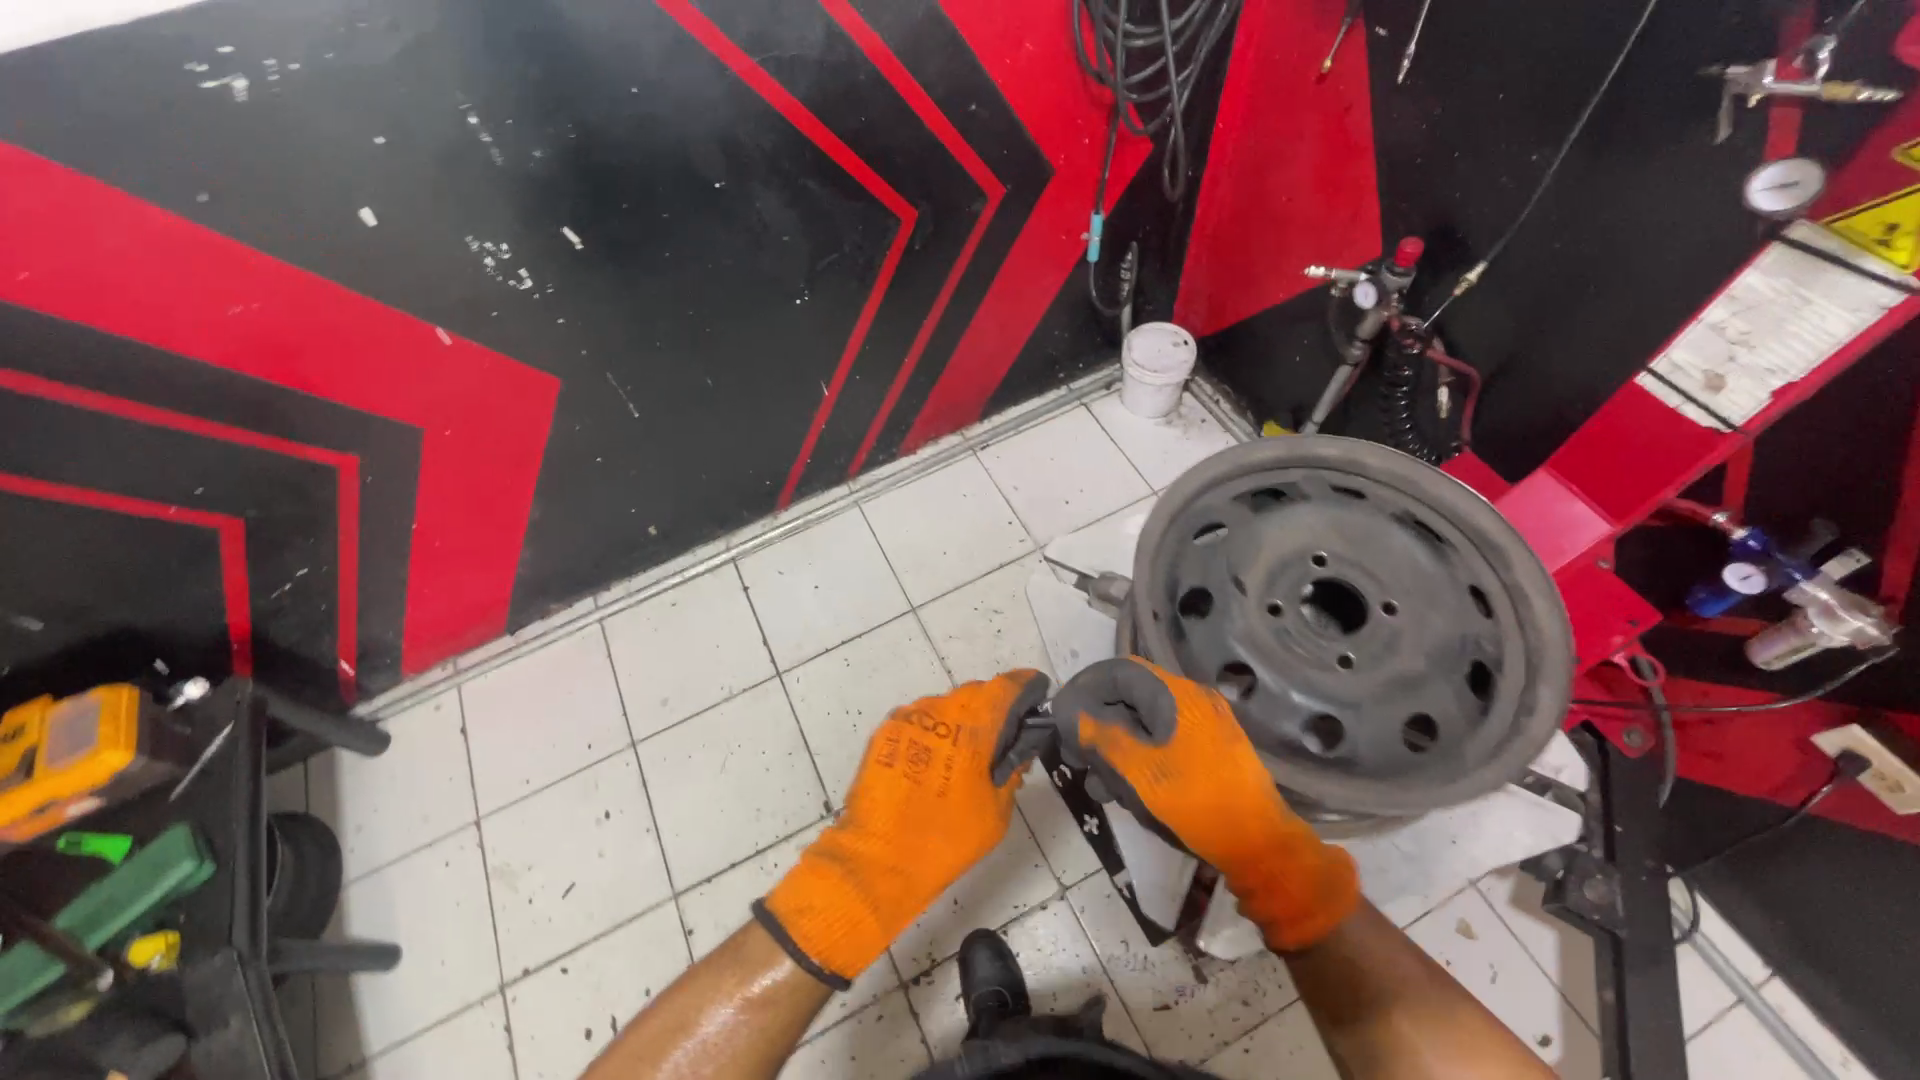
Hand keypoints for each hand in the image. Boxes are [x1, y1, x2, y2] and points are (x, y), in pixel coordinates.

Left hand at [755, 670, 1050, 985]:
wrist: (879, 859)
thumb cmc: (946, 838)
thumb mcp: (997, 810)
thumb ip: (1011, 769)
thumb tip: (1017, 749)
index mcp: (972, 723)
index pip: (1007, 686)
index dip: (1026, 687)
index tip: (1037, 696)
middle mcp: (939, 708)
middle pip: (975, 694)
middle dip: (994, 709)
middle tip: (1004, 739)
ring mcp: (907, 718)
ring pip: (945, 706)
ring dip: (961, 722)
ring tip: (967, 757)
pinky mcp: (883, 733)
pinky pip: (920, 722)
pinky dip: (935, 733)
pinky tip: (936, 763)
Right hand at [1050, 657, 1359, 950]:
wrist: (1259, 846)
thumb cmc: (1195, 804)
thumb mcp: (1138, 772)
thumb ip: (1099, 735)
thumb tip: (1068, 711)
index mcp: (1178, 695)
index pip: (1120, 670)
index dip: (1085, 687)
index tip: (1062, 715)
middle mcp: (1193, 700)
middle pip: (1131, 695)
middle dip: (1097, 722)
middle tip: (1074, 755)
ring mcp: (1205, 725)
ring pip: (1145, 721)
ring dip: (1114, 745)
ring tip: (1098, 783)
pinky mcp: (1210, 750)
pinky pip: (1163, 740)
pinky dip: (1137, 756)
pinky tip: (1123, 789)